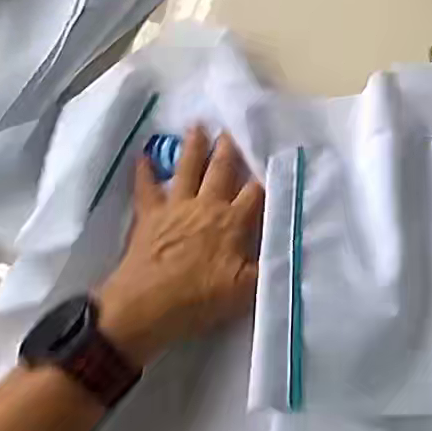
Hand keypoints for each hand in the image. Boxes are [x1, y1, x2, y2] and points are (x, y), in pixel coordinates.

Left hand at [95, 127, 263, 365]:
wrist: (148, 304)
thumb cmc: (199, 299)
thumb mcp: (244, 291)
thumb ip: (267, 267)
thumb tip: (288, 250)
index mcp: (231, 223)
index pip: (255, 194)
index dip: (265, 179)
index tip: (272, 161)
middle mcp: (205, 206)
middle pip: (221, 171)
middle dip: (228, 150)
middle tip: (231, 129)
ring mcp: (175, 206)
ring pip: (187, 169)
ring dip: (193, 147)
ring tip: (197, 126)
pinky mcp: (149, 214)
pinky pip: (146, 186)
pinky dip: (144, 171)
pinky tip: (143, 156)